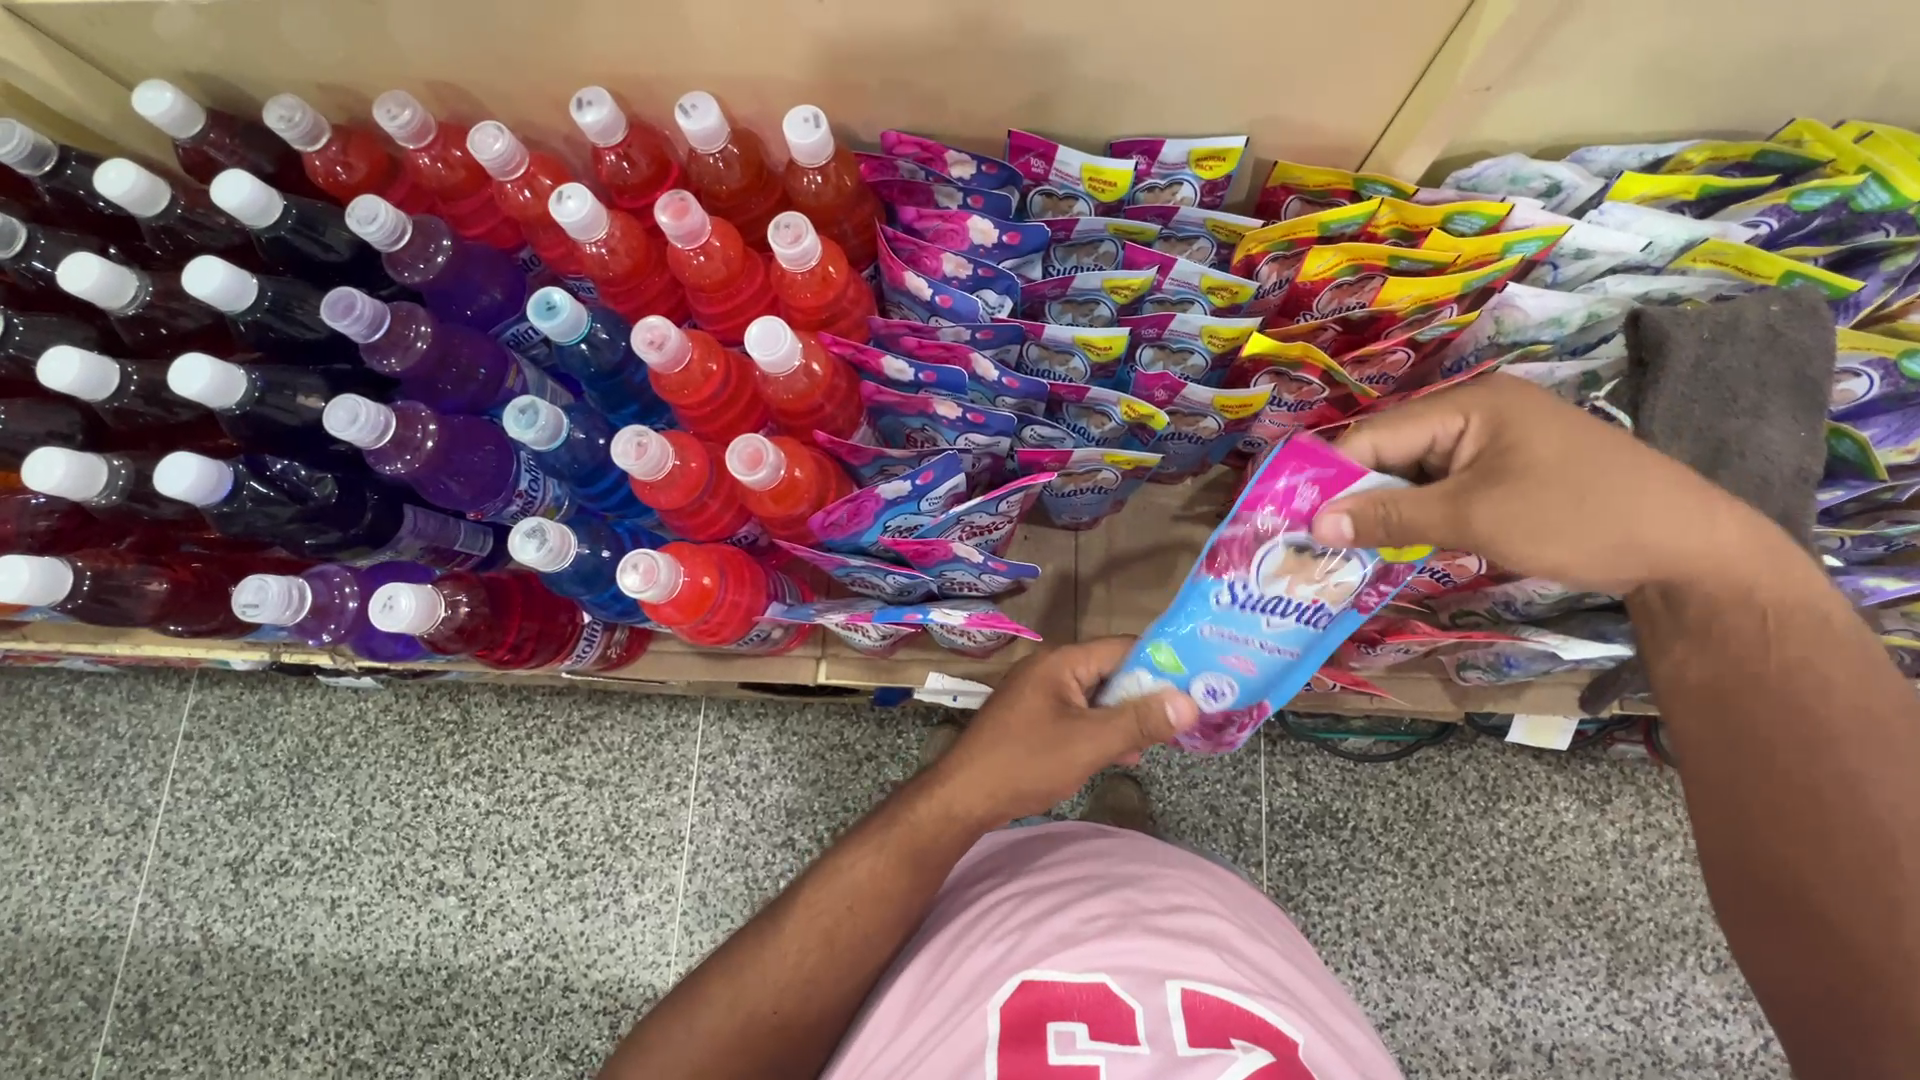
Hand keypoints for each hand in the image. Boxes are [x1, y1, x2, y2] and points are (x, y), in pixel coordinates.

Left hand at [927, 637, 1198, 822]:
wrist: (964, 796)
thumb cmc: (1026, 762)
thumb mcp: (1091, 743)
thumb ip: (1140, 721)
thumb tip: (1191, 701)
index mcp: (1062, 662)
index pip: (1123, 648)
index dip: (1162, 663)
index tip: (1197, 683)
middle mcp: (1050, 669)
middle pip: (1111, 671)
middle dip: (1146, 695)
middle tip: (1185, 718)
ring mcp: (1039, 694)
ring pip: (1096, 697)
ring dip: (1125, 717)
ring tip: (1160, 741)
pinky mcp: (1032, 719)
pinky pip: (1077, 715)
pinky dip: (1100, 730)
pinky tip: (1121, 753)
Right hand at [1308, 374, 1772, 594]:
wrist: (1688, 549)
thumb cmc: (1576, 518)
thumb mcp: (1473, 518)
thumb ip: (1390, 518)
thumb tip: (1315, 524)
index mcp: (1469, 403)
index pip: (1375, 435)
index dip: (1331, 477)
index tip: (1293, 518)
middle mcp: (1477, 412)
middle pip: (1392, 451)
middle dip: (1355, 496)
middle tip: (1315, 541)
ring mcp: (1496, 442)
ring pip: (1415, 473)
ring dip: (1386, 510)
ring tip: (1346, 548)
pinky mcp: (1509, 471)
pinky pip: (1444, 487)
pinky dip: (1419, 514)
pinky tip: (1396, 544)